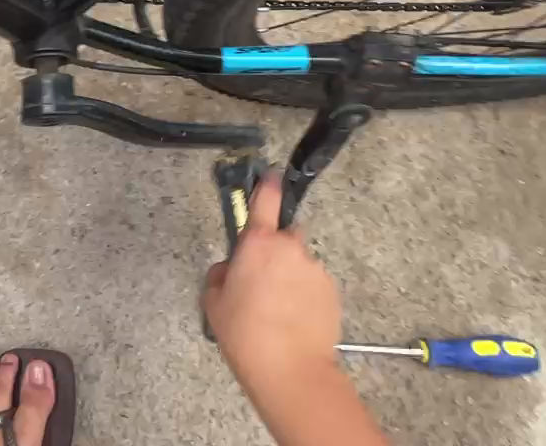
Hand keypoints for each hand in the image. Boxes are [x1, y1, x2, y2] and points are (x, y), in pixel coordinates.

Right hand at [203, 172, 343, 390]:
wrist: (291, 370)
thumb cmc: (245, 333)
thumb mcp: (214, 302)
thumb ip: (220, 274)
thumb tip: (231, 269)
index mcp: (258, 243)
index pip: (265, 199)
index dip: (268, 183)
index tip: (271, 174)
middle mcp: (289, 247)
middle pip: (285, 235)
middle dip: (276, 250)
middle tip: (263, 279)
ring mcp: (314, 268)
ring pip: (300, 263)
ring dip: (292, 275)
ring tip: (281, 309)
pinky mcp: (332, 291)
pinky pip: (314, 284)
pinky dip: (306, 295)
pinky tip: (296, 320)